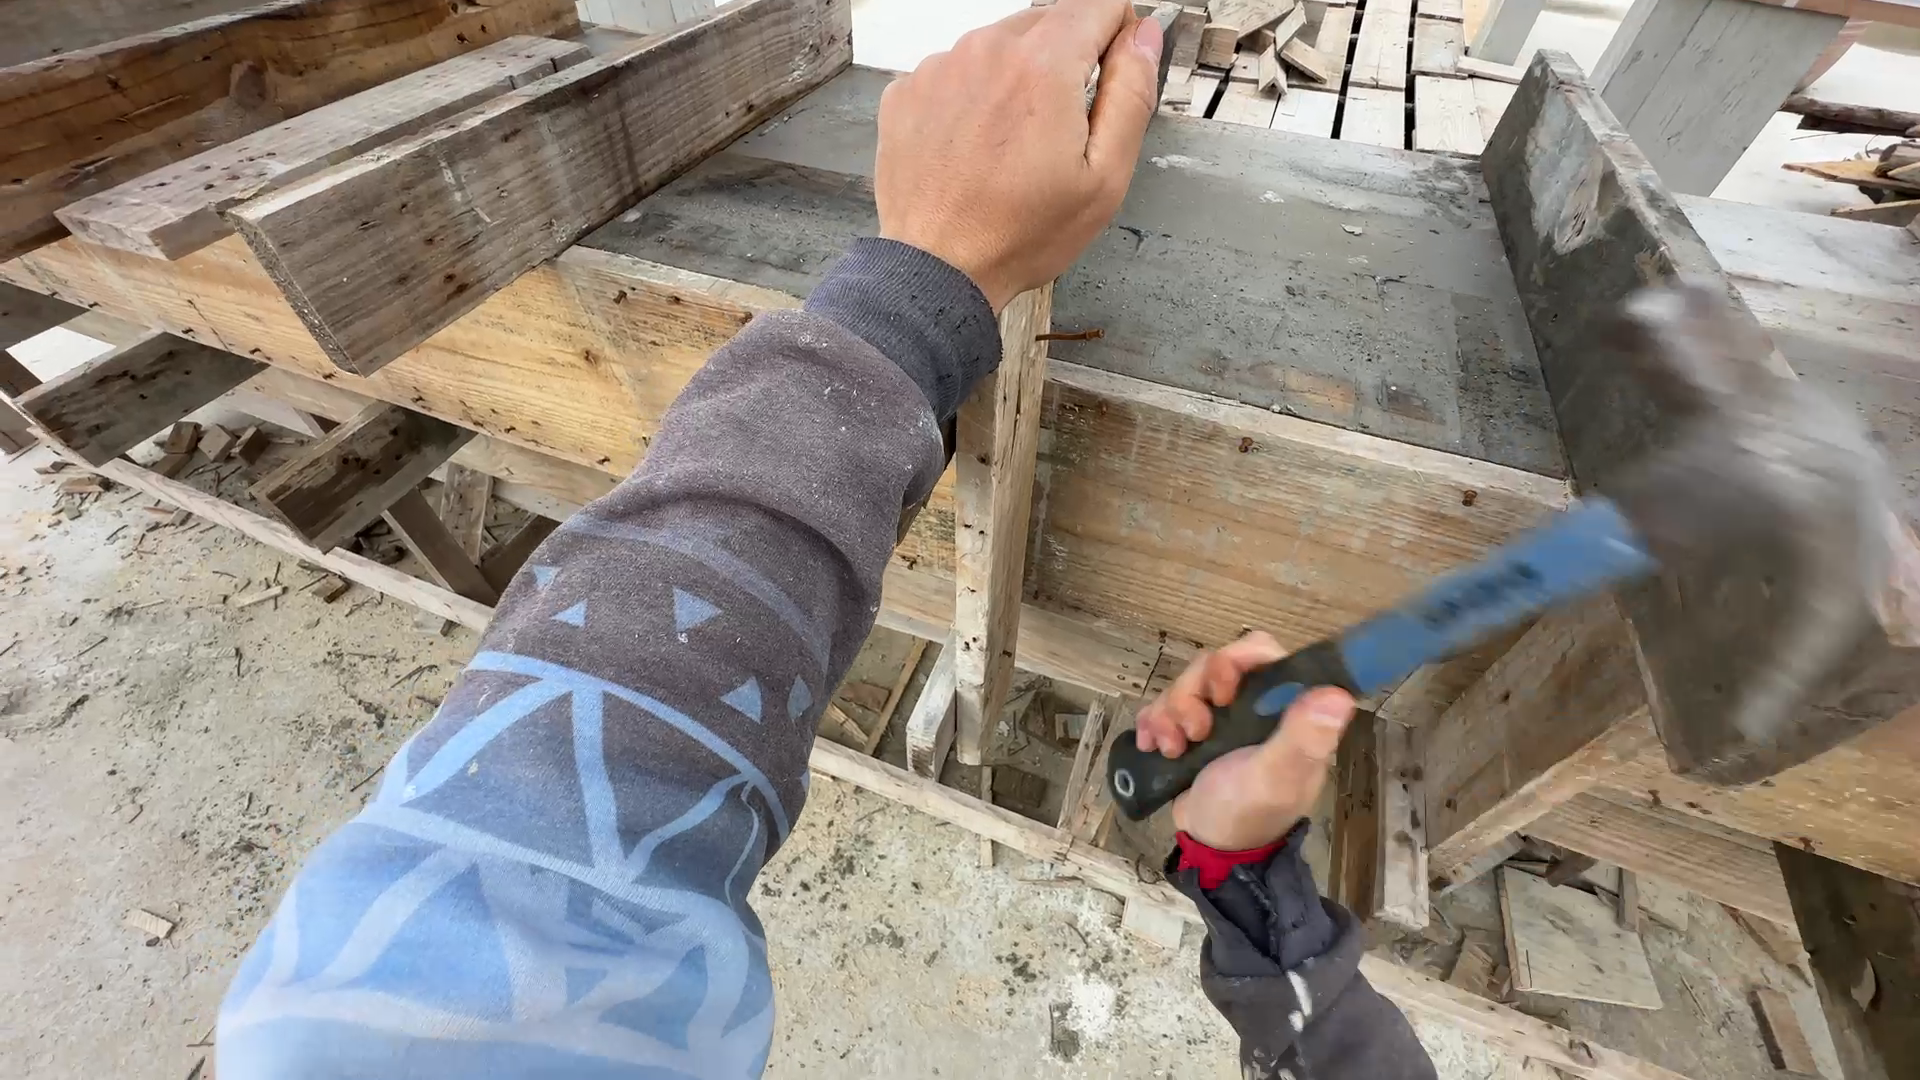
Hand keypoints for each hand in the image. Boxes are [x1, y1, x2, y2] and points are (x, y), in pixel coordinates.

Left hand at [874, 0, 1163, 311]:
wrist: (938, 271)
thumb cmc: (1017, 238)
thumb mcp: (1103, 181)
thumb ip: (1131, 96)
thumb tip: (1142, 38)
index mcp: (1043, 65)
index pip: (1100, 3)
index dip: (1116, 37)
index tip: (1108, 78)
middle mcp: (987, 50)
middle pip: (1046, 24)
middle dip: (1062, 65)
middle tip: (1055, 135)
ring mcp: (939, 69)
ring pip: (996, 48)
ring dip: (1013, 83)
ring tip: (1008, 151)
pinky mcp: (906, 93)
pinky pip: (953, 75)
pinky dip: (968, 102)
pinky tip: (971, 152)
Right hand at [1134, 633, 1357, 850]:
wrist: (1210, 848)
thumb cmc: (1251, 812)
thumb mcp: (1276, 776)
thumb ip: (1302, 737)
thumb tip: (1338, 694)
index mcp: (1282, 708)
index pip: (1261, 652)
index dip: (1235, 659)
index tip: (1221, 690)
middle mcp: (1250, 704)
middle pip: (1212, 665)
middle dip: (1191, 694)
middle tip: (1194, 732)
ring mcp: (1217, 715)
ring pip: (1183, 685)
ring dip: (1169, 715)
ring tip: (1172, 750)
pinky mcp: (1186, 728)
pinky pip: (1160, 705)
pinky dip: (1152, 724)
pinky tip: (1151, 746)